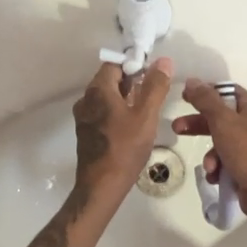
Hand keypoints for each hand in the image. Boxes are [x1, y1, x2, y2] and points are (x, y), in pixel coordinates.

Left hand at [73, 57, 174, 201]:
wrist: (102, 185)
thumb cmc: (125, 149)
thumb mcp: (146, 116)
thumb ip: (155, 87)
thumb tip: (163, 61)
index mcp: (98, 90)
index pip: (115, 64)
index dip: (134, 66)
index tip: (152, 78)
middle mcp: (85, 100)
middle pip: (109, 81)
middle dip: (130, 83)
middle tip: (151, 96)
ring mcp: (83, 118)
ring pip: (105, 99)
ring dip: (124, 100)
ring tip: (144, 113)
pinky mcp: (85, 134)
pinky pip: (102, 115)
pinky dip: (116, 115)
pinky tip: (130, 129)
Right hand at [172, 79, 246, 223]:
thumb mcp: (224, 121)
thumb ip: (206, 101)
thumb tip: (192, 81)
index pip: (228, 92)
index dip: (206, 92)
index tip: (186, 96)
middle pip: (220, 119)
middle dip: (199, 125)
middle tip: (177, 128)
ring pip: (221, 145)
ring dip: (210, 156)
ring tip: (209, 167)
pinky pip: (226, 164)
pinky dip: (218, 170)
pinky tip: (216, 177)